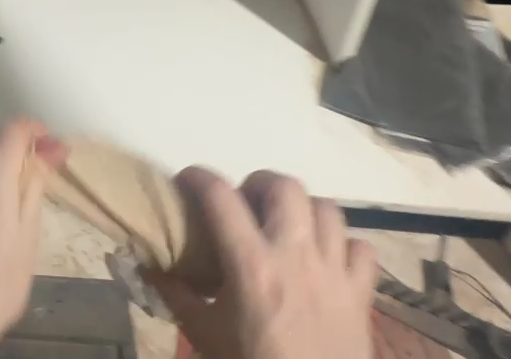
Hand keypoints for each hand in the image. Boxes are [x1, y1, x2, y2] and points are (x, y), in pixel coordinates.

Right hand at [148, 168, 374, 358]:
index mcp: (251, 265)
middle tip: (243, 204)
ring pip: (327, 209)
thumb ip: (175, 292)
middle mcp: (295, 257)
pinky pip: (362, 250)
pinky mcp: (361, 296)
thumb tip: (149, 263)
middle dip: (258, 184)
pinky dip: (344, 245)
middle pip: (284, 187)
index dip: (197, 177)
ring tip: (284, 226)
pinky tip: (325, 259)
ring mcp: (334, 274)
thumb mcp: (202, 333)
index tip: (186, 182)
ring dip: (302, 209)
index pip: (220, 195)